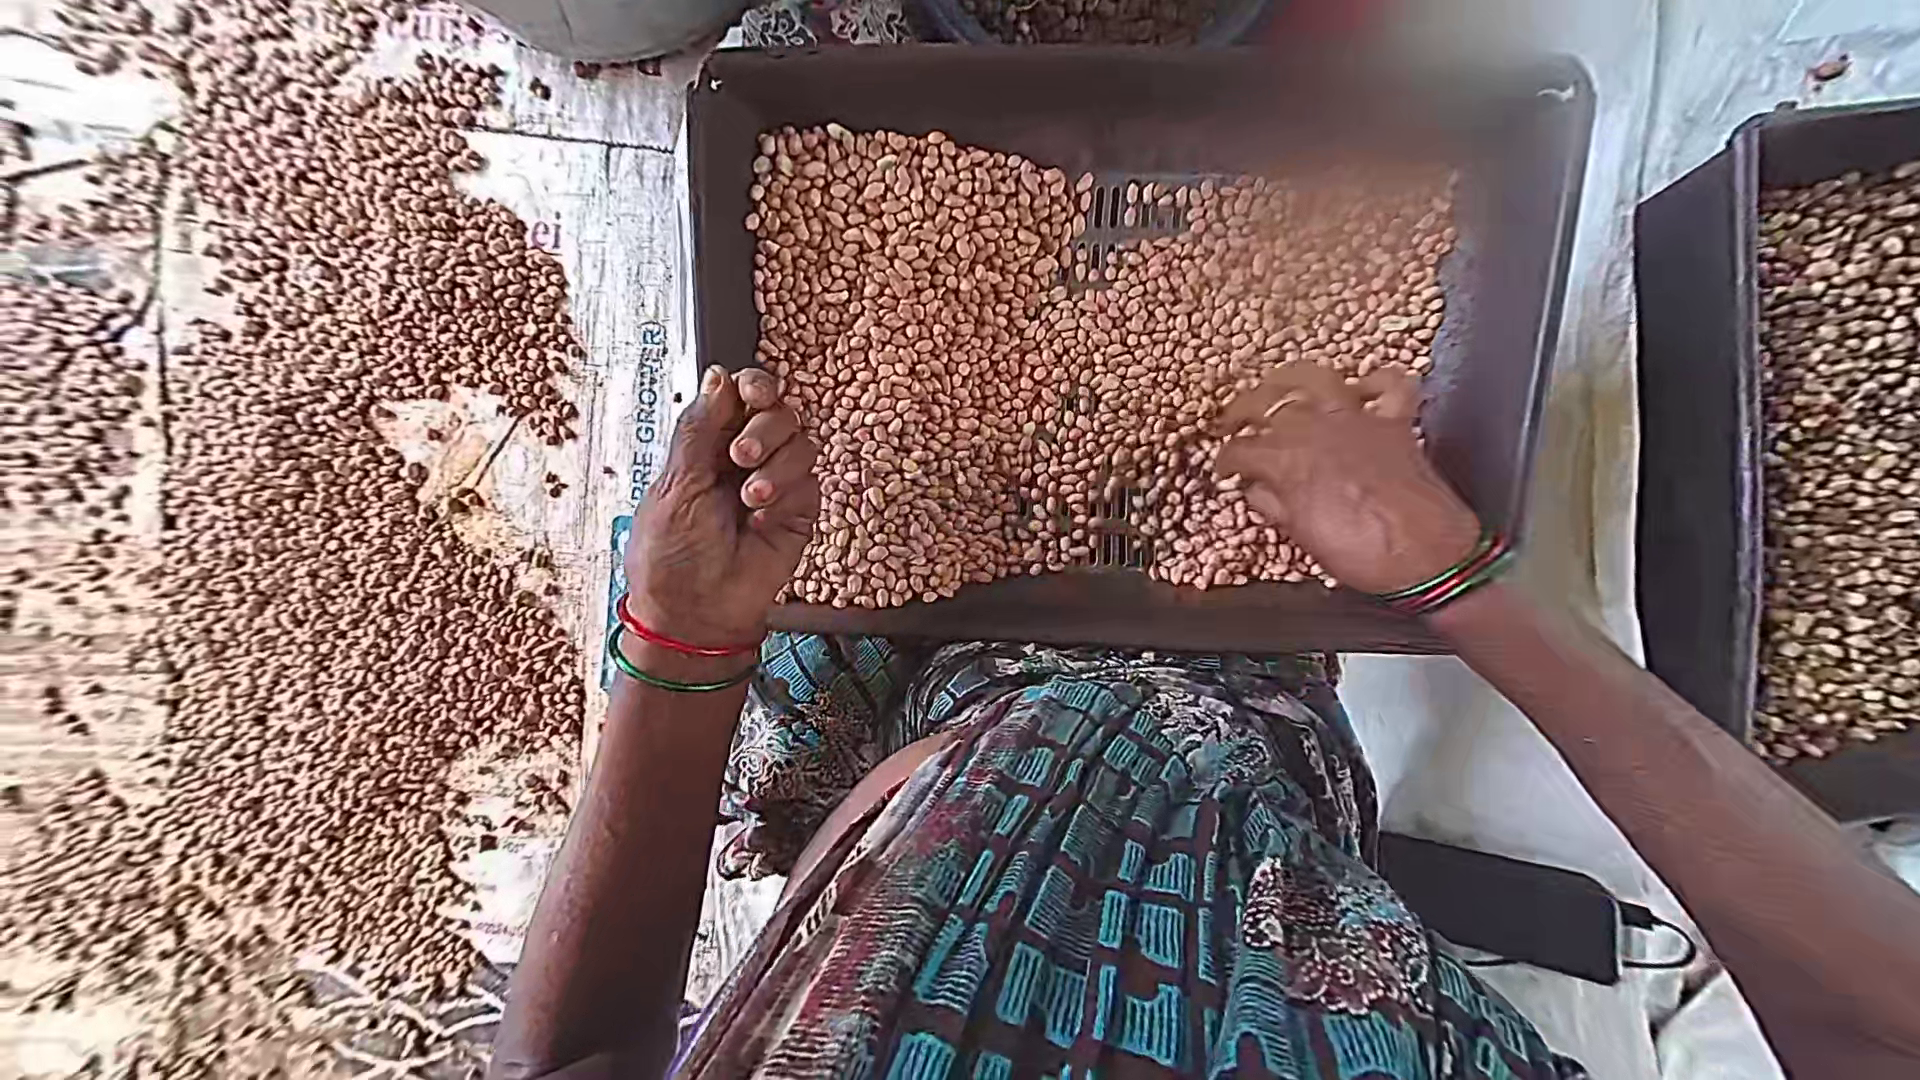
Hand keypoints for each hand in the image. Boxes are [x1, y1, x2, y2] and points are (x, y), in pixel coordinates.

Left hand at [624, 365, 819, 650]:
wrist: (698, 611)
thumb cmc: (672, 555)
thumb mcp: (676, 484)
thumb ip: (700, 428)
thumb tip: (719, 376)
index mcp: (710, 445)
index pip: (742, 397)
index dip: (754, 385)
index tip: (753, 392)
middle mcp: (747, 459)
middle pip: (779, 413)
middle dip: (765, 427)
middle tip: (740, 455)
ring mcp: (777, 483)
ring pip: (801, 443)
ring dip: (777, 465)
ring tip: (750, 498)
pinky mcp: (800, 510)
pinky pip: (810, 482)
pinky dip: (788, 494)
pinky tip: (762, 518)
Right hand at [1213, 359, 1480, 594]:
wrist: (1426, 557)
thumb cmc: (1357, 552)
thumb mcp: (1299, 533)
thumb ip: (1271, 502)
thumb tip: (1253, 487)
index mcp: (1285, 460)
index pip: (1239, 450)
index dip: (1225, 460)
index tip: (1224, 470)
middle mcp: (1315, 430)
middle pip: (1265, 405)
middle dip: (1240, 413)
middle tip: (1231, 423)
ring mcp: (1357, 421)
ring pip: (1315, 378)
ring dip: (1291, 378)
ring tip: (1277, 384)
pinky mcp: (1394, 424)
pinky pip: (1388, 385)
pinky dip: (1375, 380)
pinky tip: (1362, 385)